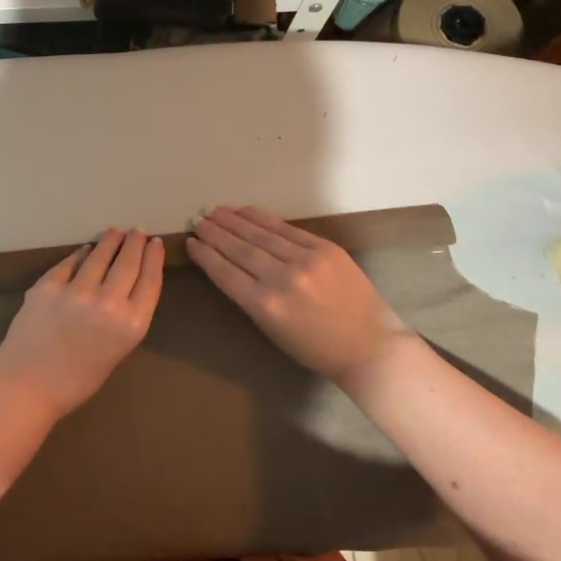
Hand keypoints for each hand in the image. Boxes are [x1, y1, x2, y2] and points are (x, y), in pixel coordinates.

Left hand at [0, 228, 163, 419]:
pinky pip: (70, 263)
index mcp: (132, 324)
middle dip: (134, 243)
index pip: (150, 280)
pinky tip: (85, 250)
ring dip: (109, 241)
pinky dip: (80, 254)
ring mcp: (77, 290)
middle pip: (128, 263)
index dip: (154, 258)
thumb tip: (121, 292)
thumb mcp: (115, 353)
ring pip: (99, 256)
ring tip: (114, 232)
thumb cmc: (75, 383)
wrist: (26, 387)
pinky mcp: (48, 284)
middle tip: (137, 231)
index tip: (155, 243)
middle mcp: (109, 302)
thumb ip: (123, 322)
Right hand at [187, 206, 410, 383]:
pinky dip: (263, 219)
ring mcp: (306, 260)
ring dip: (235, 221)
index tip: (191, 242)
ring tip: (216, 212)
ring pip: (261, 235)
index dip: (205, 256)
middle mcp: (282, 278)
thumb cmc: (316, 349)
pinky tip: (247, 212)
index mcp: (265, 306)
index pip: (225, 273)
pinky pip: (287, 230)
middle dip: (215, 234)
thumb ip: (252, 299)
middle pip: (240, 249)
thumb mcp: (273, 331)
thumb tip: (231, 268)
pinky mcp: (325, 248)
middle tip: (199, 221)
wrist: (369, 346)